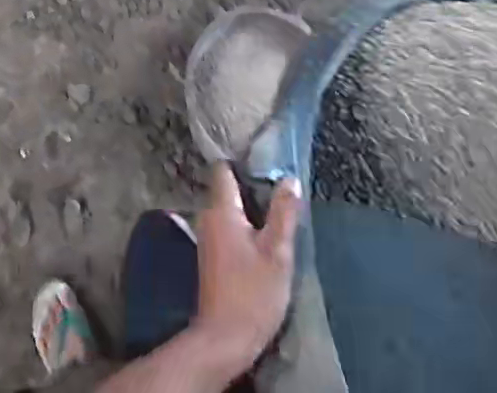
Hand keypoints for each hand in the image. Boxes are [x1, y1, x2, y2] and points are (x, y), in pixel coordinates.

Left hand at [191, 163, 302, 376]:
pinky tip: (263, 232)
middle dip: (251, 185)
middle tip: (279, 183)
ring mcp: (207, 236)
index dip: (241, 160)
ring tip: (276, 206)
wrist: (224, 339)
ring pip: (228, 208)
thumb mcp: (277, 252)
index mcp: (220, 210)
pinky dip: (244, 223)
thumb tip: (289, 178)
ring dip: (250, 207)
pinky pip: (227, 225)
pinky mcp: (211, 254)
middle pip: (227, 188)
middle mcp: (207, 216)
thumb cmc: (252, 293)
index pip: (223, 169)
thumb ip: (283, 213)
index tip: (264, 157)